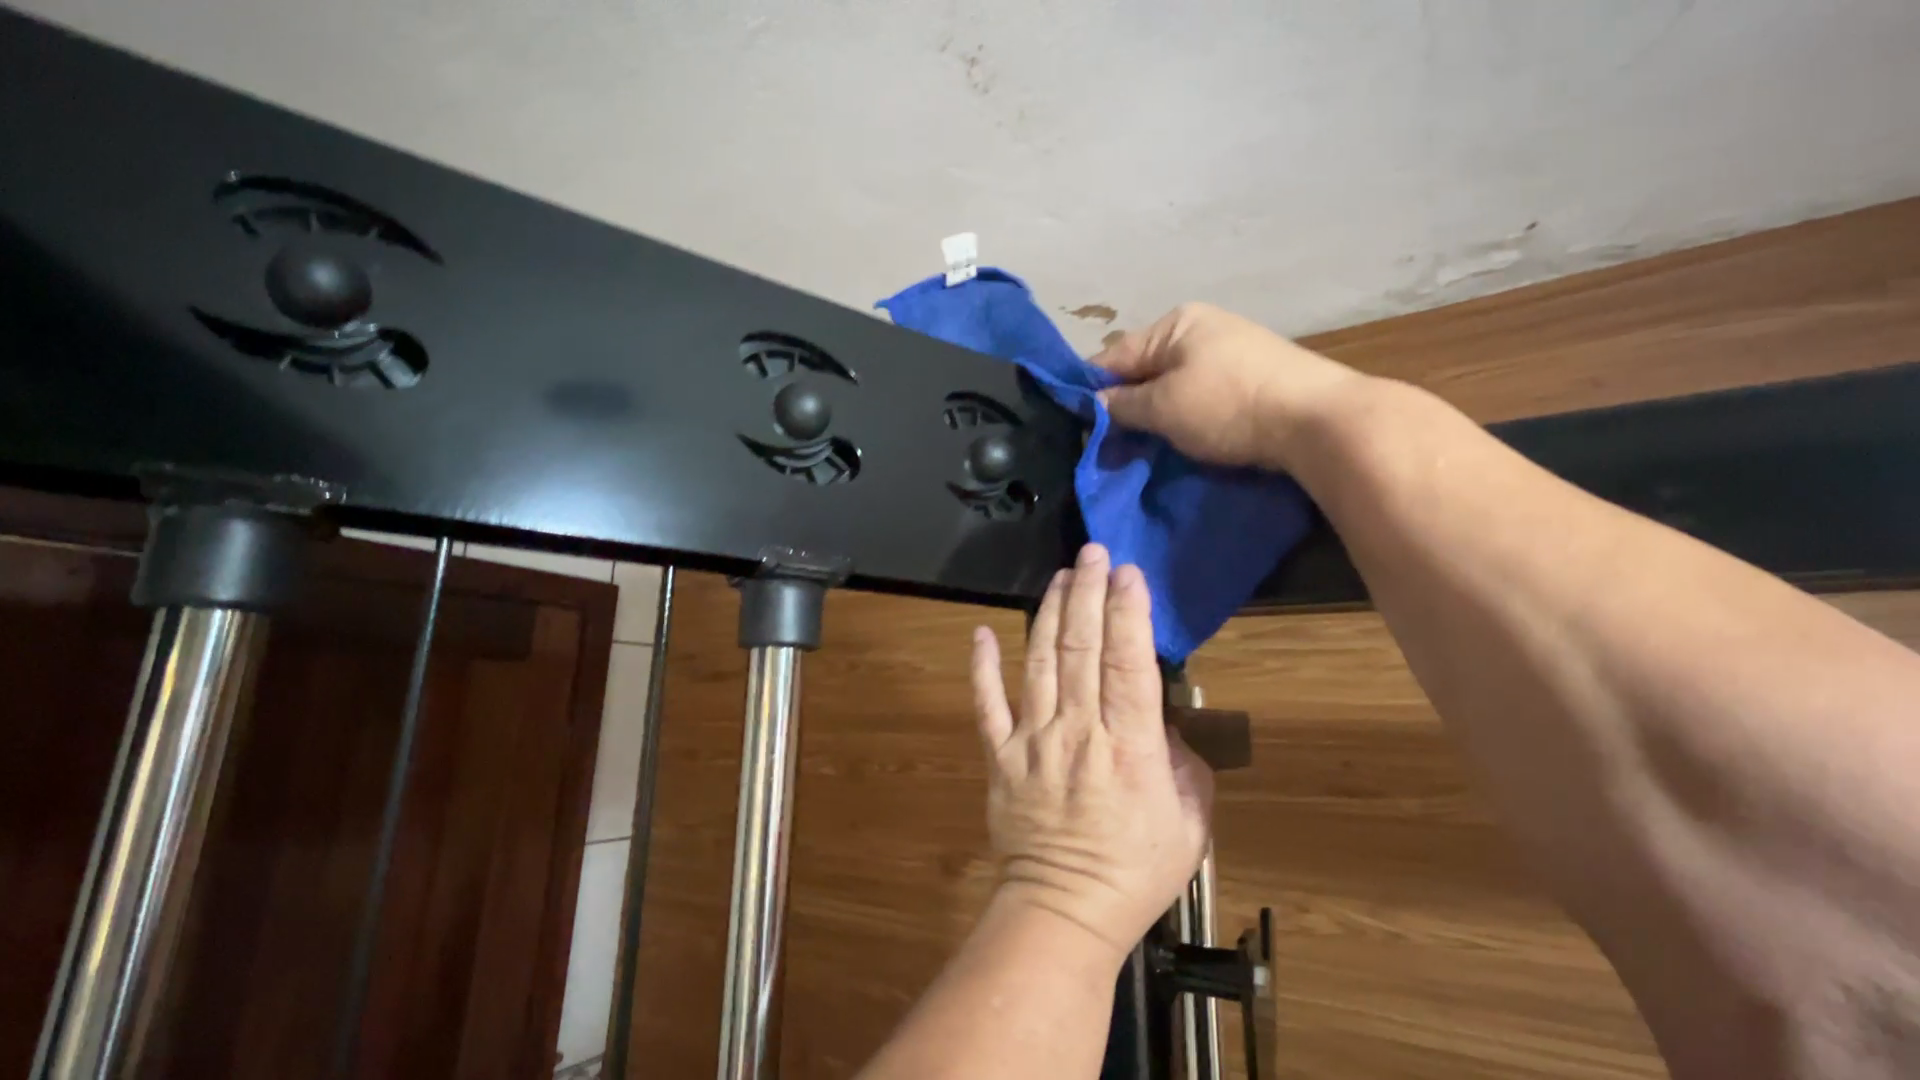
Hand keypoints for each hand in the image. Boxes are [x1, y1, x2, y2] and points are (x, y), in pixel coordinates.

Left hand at [970, 543, 1214, 956]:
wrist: (1063, 911)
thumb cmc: (1135, 870)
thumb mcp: (1190, 822)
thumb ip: (1184, 763)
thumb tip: (1164, 722)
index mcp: (1129, 747)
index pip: (1128, 663)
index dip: (1127, 612)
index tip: (1127, 572)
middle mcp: (1077, 732)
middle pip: (1080, 649)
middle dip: (1087, 594)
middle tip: (1091, 552)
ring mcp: (1032, 741)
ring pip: (1039, 664)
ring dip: (1048, 614)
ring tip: (1058, 577)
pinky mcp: (1000, 756)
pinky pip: (987, 705)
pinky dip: (983, 667)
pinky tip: (982, 633)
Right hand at [1092, 302, 1367, 471]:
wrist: (1317, 420)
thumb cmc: (1228, 405)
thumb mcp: (1163, 407)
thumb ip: (1121, 405)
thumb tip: (1093, 405)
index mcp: (1175, 324)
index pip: (1113, 356)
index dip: (1091, 392)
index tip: (1076, 428)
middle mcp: (1203, 328)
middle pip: (1145, 370)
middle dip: (1126, 406)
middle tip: (1110, 447)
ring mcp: (1233, 351)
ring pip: (1174, 386)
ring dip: (1158, 415)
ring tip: (1145, 449)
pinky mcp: (1255, 378)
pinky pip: (1203, 396)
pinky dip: (1189, 417)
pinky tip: (1186, 441)